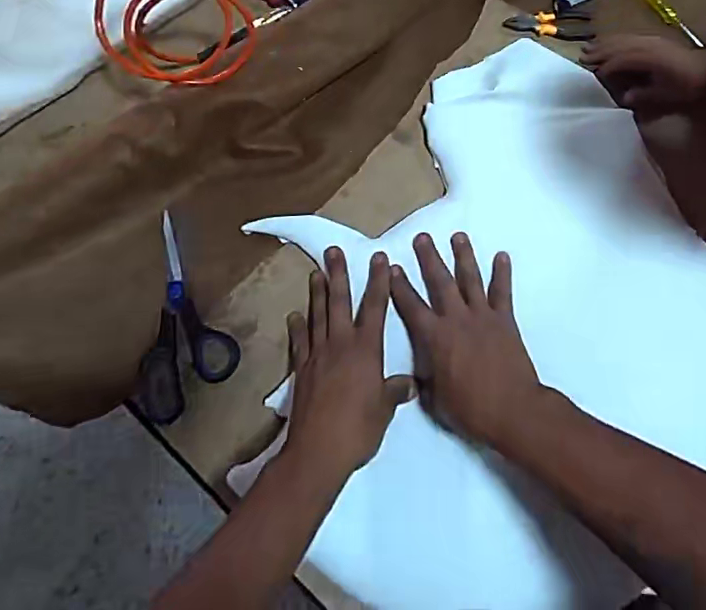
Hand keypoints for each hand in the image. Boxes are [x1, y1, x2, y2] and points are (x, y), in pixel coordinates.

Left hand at [282, 246, 416, 479]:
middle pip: (340, 302)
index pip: (375, 307)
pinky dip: (298, 327)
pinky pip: (299, 343)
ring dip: (318, 294)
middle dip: (339, 275)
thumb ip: (395, 390)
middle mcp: (341, 345)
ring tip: (316, 273)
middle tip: (334, 252)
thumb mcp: (385, 408)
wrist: (316, 453)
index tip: (378, 258)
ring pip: (318, 317)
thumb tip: (410, 383)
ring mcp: (317, 356)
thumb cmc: (358, 428)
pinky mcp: (301, 372)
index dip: (378, 281)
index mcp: (366, 349)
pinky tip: (295, 315)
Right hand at [389, 232, 545, 449]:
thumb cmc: (470, 410)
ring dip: (463, 256)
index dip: (400, 287)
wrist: (511, 409)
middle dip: (429, 258)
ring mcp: (483, 316)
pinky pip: (502, 291)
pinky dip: (502, 273)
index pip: (412, 307)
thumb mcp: (436, 400)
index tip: (392, 268)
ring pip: (470, 279)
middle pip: (440, 282)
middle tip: (422, 237)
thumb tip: (420, 373)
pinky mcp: (505, 319)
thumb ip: (426, 379)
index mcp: (435, 338)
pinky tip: (501, 255)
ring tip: (458, 236)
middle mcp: (457, 319)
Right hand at [581, 34, 705, 109]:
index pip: (620, 60)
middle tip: (583, 57)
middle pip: (618, 46)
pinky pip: (630, 36)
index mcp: (648, 59)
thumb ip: (645, 95)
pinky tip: (611, 42)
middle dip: (600, 51)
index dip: (605, 67)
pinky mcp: (655, 39)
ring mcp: (651, 40)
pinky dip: (617, 39)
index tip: (593, 74)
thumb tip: (624, 97)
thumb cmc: (689, 83)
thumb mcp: (668, 93)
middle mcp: (647, 45)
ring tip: (590, 47)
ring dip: (606, 43)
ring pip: (623, 39)